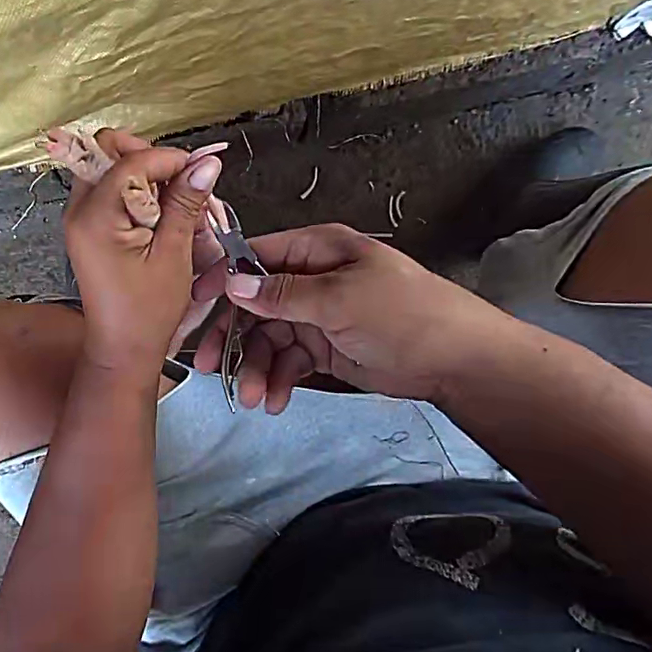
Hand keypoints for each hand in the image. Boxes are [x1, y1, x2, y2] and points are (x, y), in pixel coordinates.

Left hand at [63, 130, 222, 372]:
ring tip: (172, 204)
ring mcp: (80, 218)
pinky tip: (158, 216)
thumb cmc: (146, 312)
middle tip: (178, 183)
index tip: (197, 170)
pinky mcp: (88, 227)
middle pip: (107, 152)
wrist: (123, 348)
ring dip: (143, 175)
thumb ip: (185, 202)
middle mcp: (79, 212)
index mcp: (95, 218)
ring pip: (108, 167)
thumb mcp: (174, 254)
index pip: (130, 162)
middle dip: (148, 159)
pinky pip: (109, 190)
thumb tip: (205, 164)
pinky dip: (136, 192)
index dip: (168, 160)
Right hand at [194, 224, 514, 411]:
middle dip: (235, 337)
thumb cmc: (402, 314)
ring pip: (269, 338)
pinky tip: (275, 401)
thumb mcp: (340, 299)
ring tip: (253, 399)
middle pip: (256, 304)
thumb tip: (233, 283)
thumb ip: (283, 293)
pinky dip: (280, 380)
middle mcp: (311, 279)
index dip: (224, 279)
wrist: (456, 360)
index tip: (194, 305)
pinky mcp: (324, 347)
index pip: (257, 256)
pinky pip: (289, 361)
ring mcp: (316, 315)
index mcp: (317, 250)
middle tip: (210, 367)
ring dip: (258, 368)